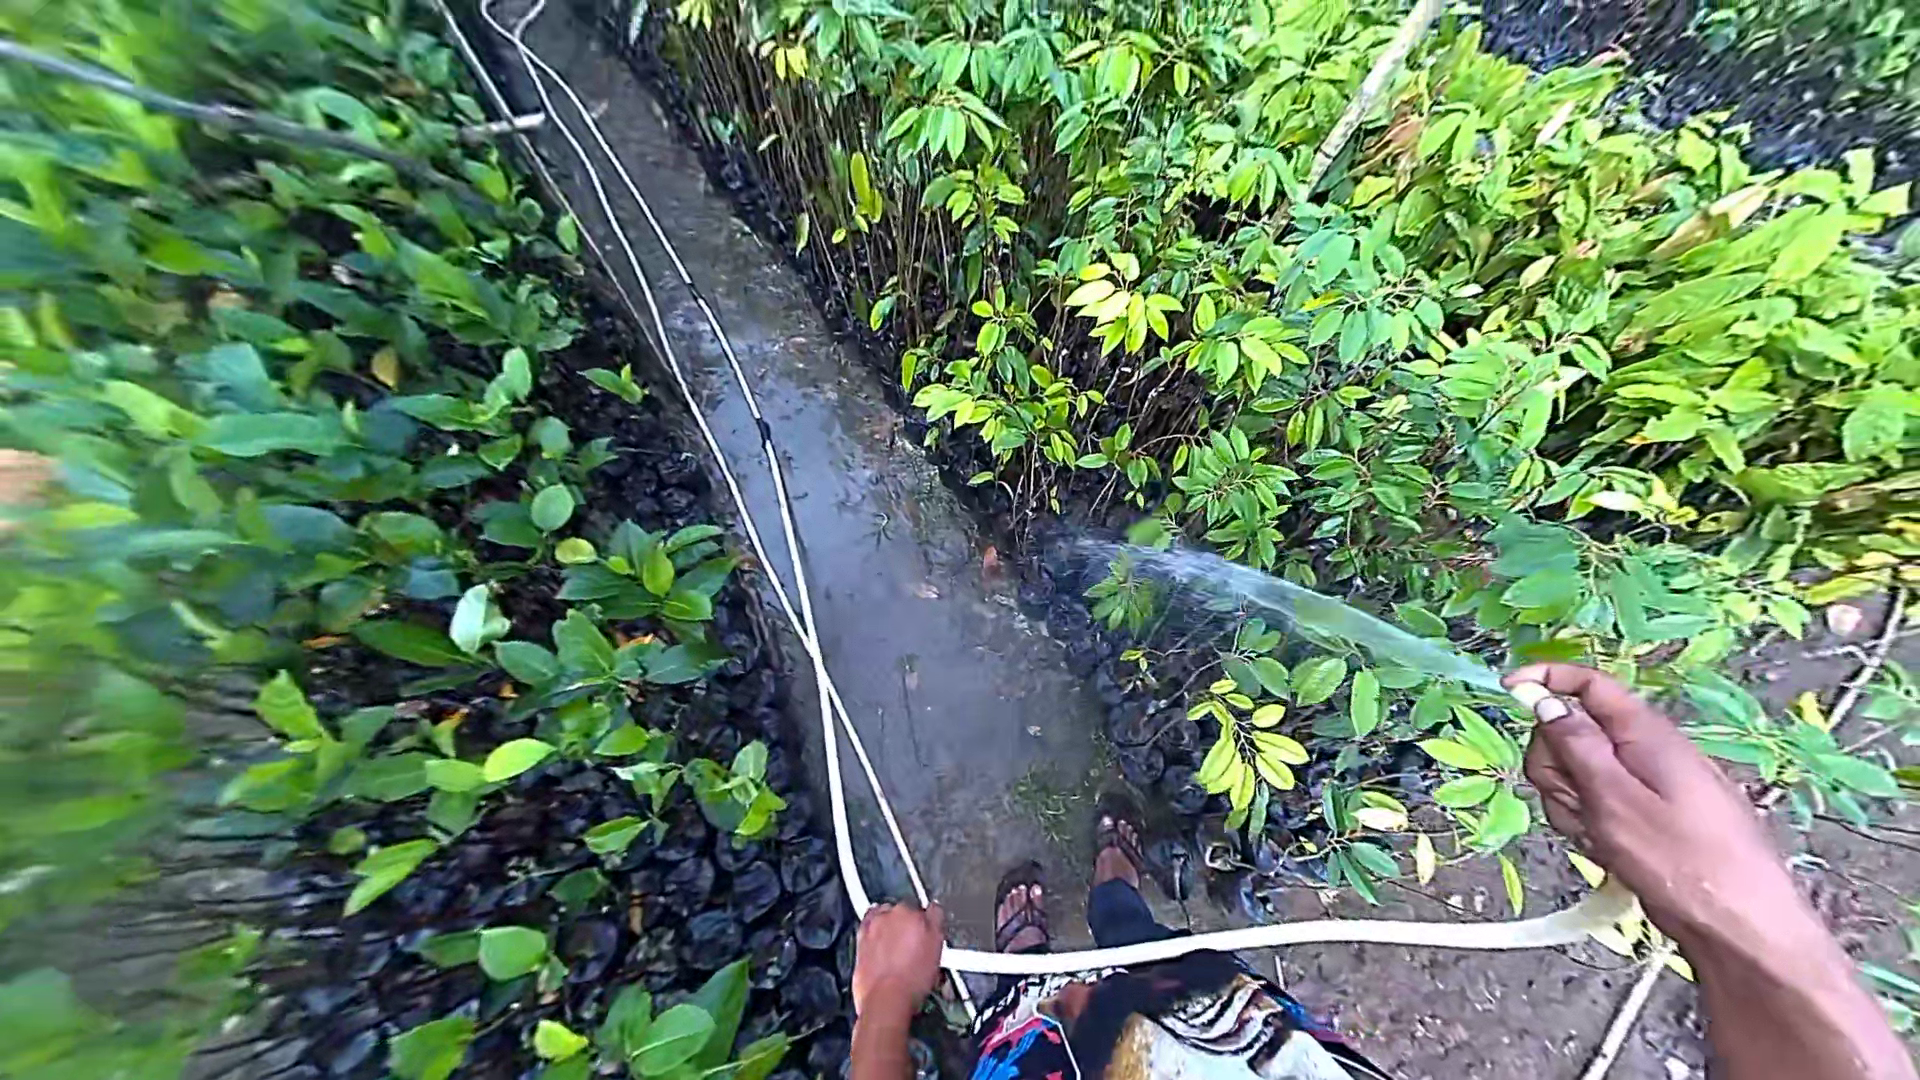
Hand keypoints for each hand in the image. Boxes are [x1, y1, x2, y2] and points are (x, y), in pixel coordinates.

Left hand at [851, 902, 944, 1017]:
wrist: (886, 1002)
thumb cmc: (911, 983)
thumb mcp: (936, 952)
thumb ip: (936, 924)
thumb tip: (935, 910)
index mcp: (916, 914)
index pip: (927, 910)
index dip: (929, 926)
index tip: (928, 936)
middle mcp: (894, 914)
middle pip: (906, 912)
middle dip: (910, 925)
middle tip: (914, 945)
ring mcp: (876, 924)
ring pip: (887, 916)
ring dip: (892, 926)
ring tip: (897, 947)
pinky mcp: (862, 936)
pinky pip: (869, 923)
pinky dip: (874, 928)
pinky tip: (879, 939)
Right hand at [1504, 664, 1809, 949]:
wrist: (1744, 936)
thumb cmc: (1680, 860)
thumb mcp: (1614, 796)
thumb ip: (1575, 743)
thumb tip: (1544, 699)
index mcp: (1647, 737)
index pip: (1590, 683)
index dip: (1545, 677)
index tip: (1507, 688)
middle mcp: (1647, 752)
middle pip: (1568, 730)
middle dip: (1553, 761)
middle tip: (1571, 796)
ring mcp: (1647, 784)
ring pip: (1572, 767)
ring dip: (1566, 796)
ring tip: (1593, 829)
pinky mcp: (1643, 811)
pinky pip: (1590, 797)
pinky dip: (1582, 816)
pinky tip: (1602, 843)